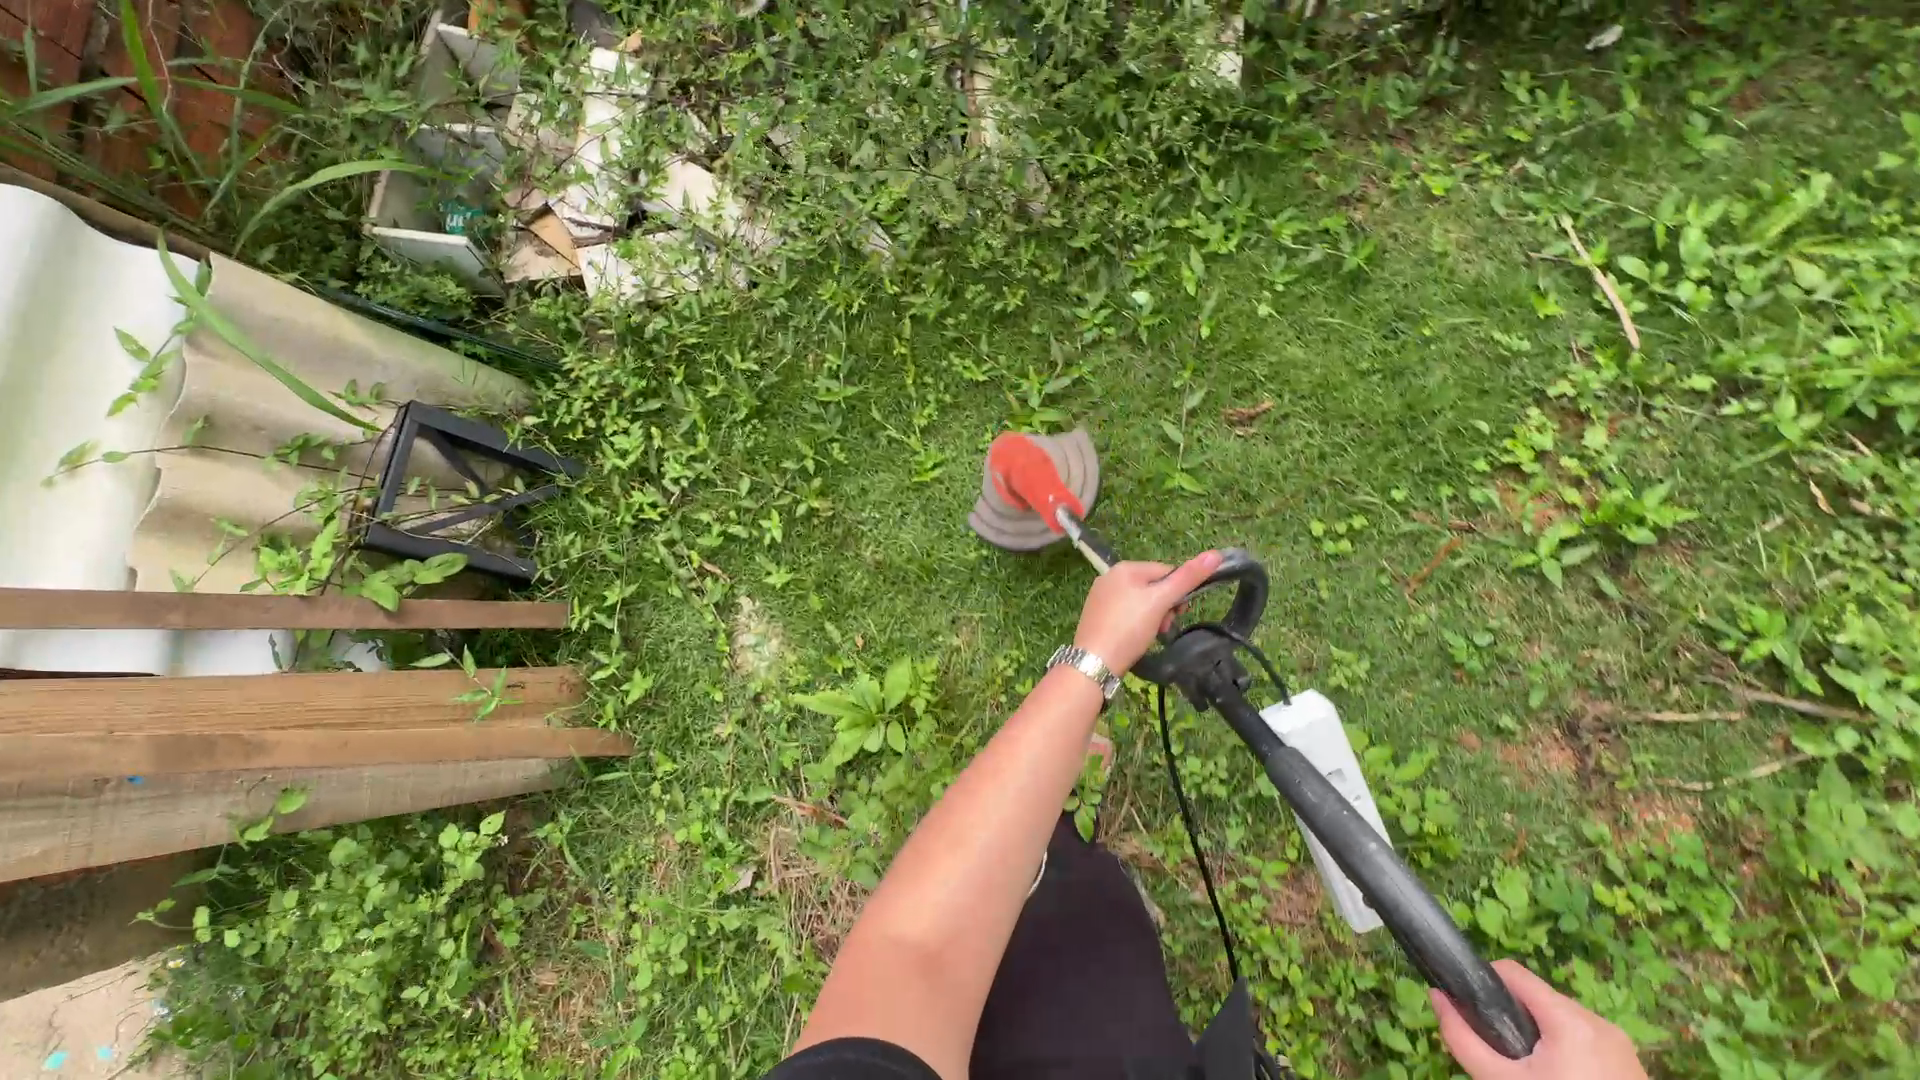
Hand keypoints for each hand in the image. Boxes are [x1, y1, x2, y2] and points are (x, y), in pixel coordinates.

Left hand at [1071, 551, 1222, 674]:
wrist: (1095, 660)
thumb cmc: (1129, 627)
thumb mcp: (1161, 601)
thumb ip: (1188, 578)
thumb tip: (1215, 554)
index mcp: (1125, 568)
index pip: (1166, 571)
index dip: (1179, 592)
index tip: (1180, 612)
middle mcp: (1110, 577)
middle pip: (1153, 587)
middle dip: (1165, 607)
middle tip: (1164, 626)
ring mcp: (1101, 596)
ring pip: (1141, 601)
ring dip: (1153, 617)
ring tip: (1152, 634)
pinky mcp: (1097, 615)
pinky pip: (1126, 613)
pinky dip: (1136, 623)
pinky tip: (1136, 638)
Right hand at [1431, 960, 1648, 1079]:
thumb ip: (1462, 1038)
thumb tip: (1436, 996)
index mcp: (1570, 1020)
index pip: (1512, 972)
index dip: (1484, 983)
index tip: (1473, 1011)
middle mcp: (1599, 1022)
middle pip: (1537, 998)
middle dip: (1513, 1017)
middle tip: (1503, 1054)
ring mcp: (1620, 1043)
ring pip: (1560, 1018)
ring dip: (1538, 1035)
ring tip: (1532, 1072)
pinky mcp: (1631, 1063)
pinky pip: (1584, 1039)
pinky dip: (1564, 1050)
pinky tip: (1559, 1079)